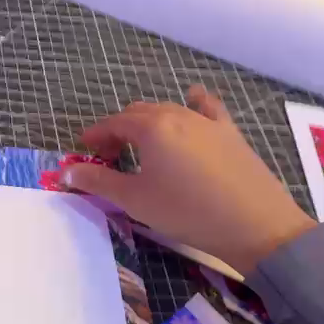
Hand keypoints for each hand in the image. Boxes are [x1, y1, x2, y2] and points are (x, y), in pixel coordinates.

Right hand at [64, 86, 314, 275]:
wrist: (257, 226)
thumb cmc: (188, 212)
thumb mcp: (136, 201)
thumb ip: (98, 182)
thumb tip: (66, 172)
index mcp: (150, 127)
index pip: (113, 123)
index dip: (95, 136)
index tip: (85, 152)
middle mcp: (176, 115)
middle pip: (138, 114)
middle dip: (118, 130)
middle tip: (110, 157)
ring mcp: (206, 122)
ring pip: (168, 110)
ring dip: (148, 123)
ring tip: (141, 146)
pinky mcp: (230, 133)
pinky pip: (208, 108)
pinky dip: (195, 101)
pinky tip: (193, 97)